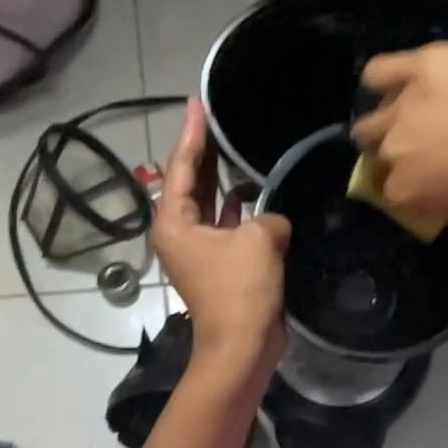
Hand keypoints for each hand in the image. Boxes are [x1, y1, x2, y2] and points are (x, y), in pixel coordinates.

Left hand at [153, 97, 291, 375]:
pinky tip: (256, 194)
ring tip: (238, 148)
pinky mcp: (222, 268)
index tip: (198, 100)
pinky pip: (229, 228)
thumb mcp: (258, 240)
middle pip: (193, 182)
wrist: (242, 347)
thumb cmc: (240, 291)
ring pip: (212, 206)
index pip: (183, 166)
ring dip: (225, 181)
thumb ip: (268, 216)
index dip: (194, 132)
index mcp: (174, 222)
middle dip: (207, 152)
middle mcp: (181, 233)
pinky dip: (241, 212)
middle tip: (218, 117)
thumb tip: (273, 225)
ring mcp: (201, 252)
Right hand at [351, 43, 447, 217]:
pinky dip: (382, 77)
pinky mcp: (420, 66)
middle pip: (375, 151)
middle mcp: (394, 152)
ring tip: (412, 112)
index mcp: (408, 193)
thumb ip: (444, 196)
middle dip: (390, 151)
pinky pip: (379, 71)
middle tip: (420, 143)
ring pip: (371, 117)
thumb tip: (440, 186)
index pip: (388, 192)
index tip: (421, 176)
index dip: (405, 182)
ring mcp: (403, 107)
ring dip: (384, 118)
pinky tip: (399, 79)